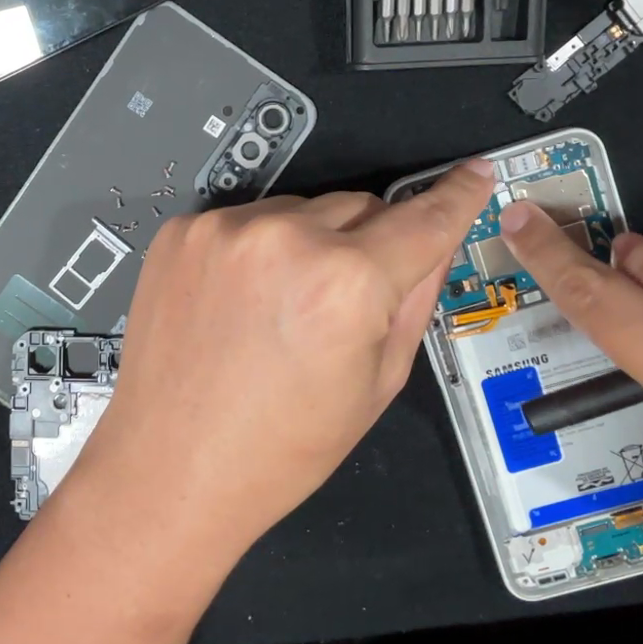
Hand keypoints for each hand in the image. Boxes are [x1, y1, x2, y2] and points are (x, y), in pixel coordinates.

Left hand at [62, 161, 495, 555]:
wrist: (170, 468)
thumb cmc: (276, 448)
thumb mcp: (374, 384)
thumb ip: (413, 301)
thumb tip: (433, 246)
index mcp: (345, 284)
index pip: (423, 219)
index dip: (455, 197)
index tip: (472, 175)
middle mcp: (284, 239)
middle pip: (359, 206)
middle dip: (366, 244)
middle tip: (345, 300)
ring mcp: (225, 229)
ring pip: (300, 210)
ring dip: (307, 244)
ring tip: (281, 309)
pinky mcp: (183, 231)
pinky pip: (245, 220)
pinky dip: (255, 249)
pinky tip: (241, 301)